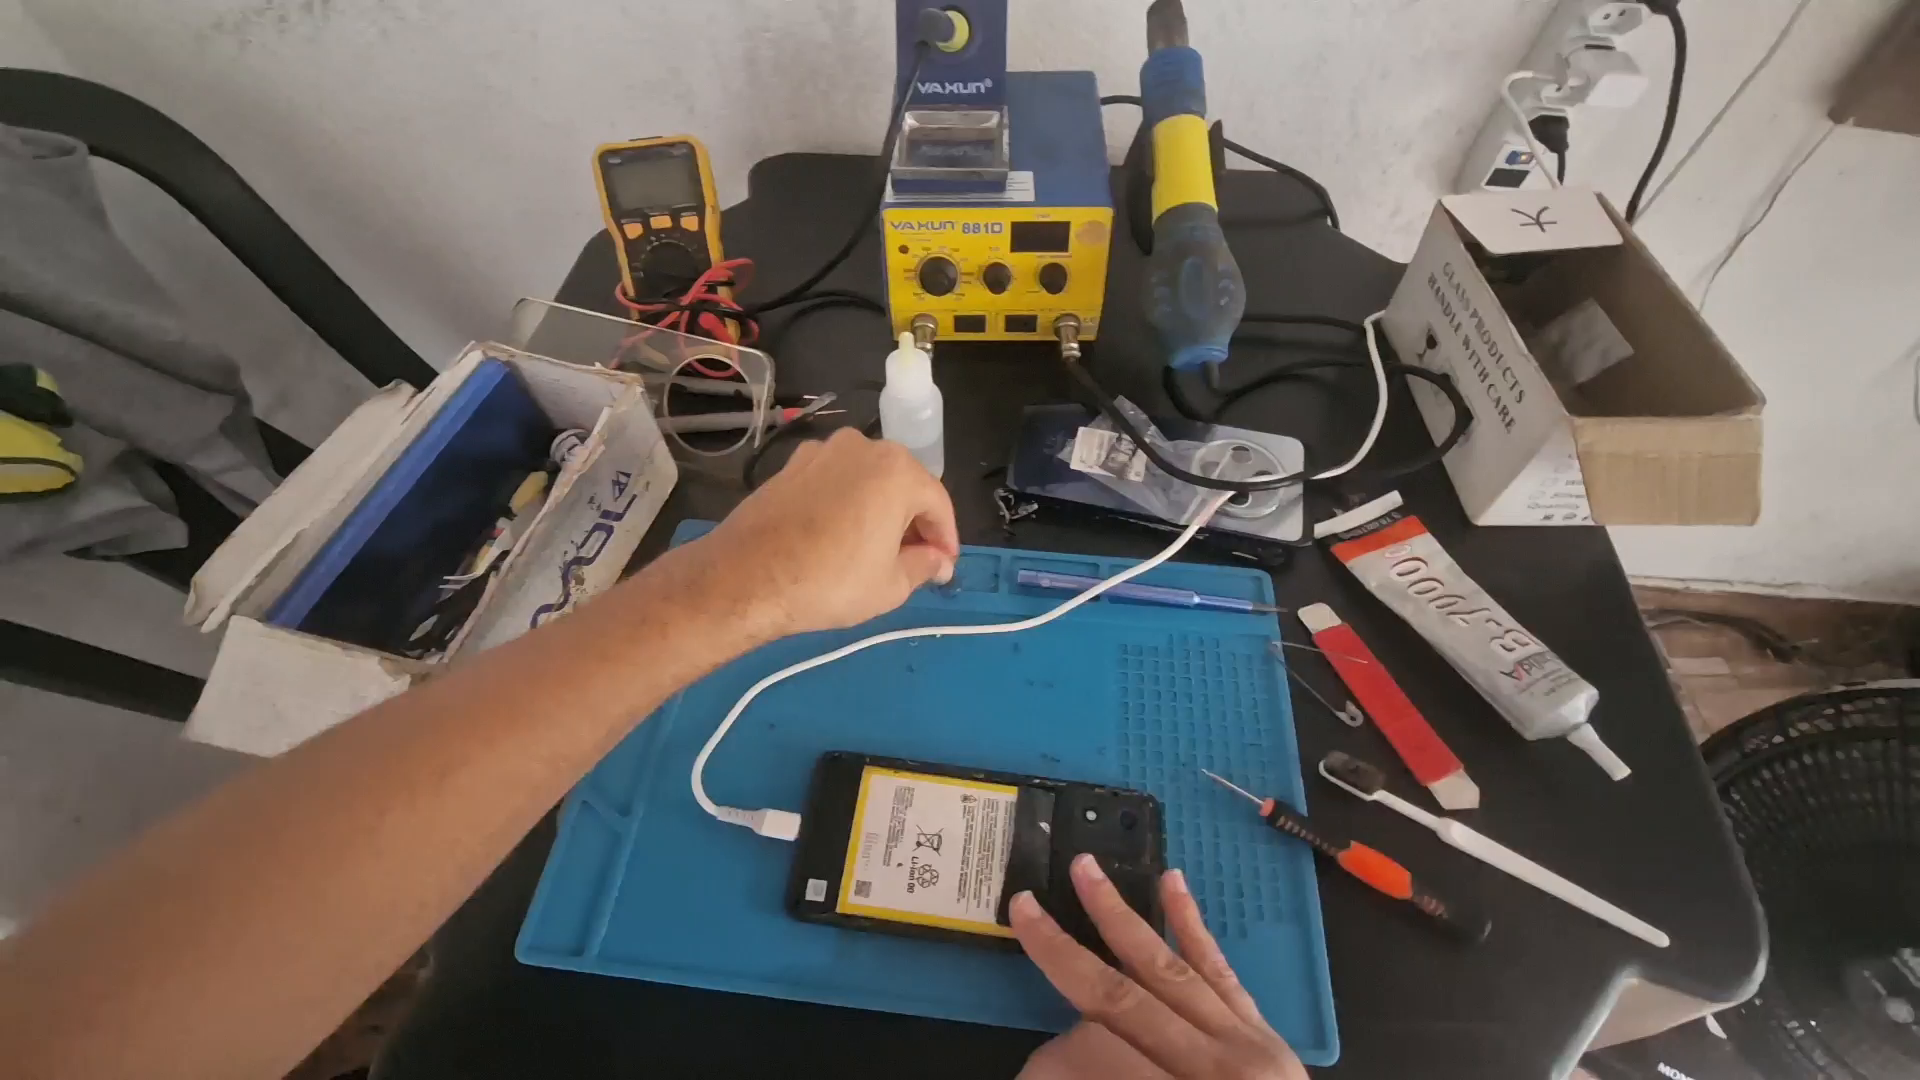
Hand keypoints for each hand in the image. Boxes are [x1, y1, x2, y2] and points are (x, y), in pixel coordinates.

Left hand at [646, 429, 958, 642]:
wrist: (745, 577)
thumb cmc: (830, 582)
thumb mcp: (892, 585)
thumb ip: (925, 565)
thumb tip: (938, 560)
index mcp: (897, 470)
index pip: (938, 504)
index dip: (946, 538)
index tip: (946, 566)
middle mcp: (863, 447)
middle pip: (904, 485)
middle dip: (914, 522)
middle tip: (916, 560)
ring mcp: (822, 451)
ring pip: (868, 481)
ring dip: (880, 510)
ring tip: (877, 550)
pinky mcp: (791, 465)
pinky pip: (836, 482)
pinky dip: (847, 504)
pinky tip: (841, 536)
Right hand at [1012, 855, 1306, 1079]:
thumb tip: (1056, 1060)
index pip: (1097, 1055)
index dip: (1051, 1059)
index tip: (1027, 1070)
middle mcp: (1216, 1071)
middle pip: (1121, 1000)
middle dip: (1064, 953)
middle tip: (1023, 906)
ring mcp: (1247, 1048)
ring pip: (1167, 967)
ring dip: (1119, 915)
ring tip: (1085, 868)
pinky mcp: (1265, 1036)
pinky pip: (1221, 971)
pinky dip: (1193, 925)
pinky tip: (1172, 881)